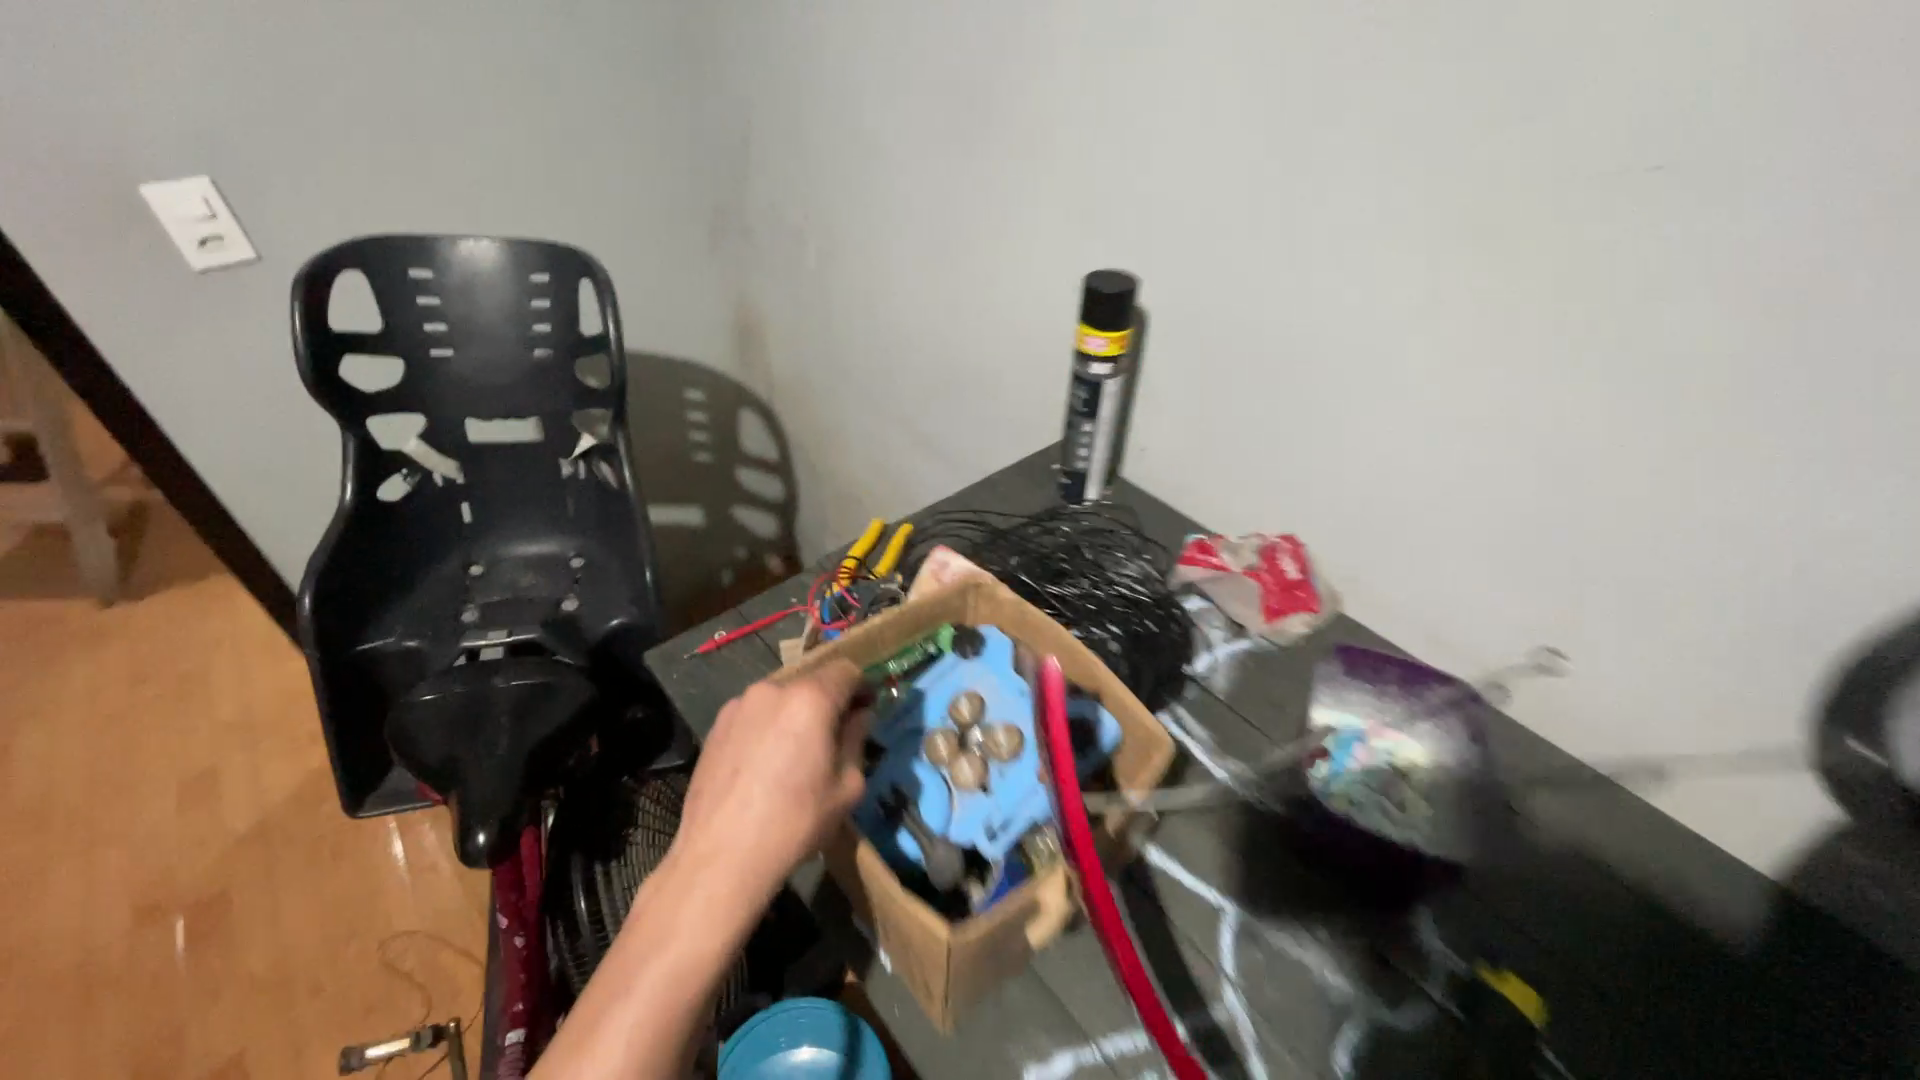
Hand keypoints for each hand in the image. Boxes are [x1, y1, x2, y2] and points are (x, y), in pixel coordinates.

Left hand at [670, 661, 870, 899]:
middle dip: (827, 703)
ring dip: (795, 715)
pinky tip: (764, 766)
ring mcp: (739, 705)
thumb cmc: (795, 822)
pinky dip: (767, 728)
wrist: (721, 855)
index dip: (862, 688)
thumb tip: (858, 717)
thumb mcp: (847, 786)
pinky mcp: (716, 725)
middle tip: (832, 739)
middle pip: (811, 682)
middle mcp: (772, 690)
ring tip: (793, 757)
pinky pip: (754, 715)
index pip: (846, 670)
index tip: (865, 712)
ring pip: (780, 699)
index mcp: (810, 699)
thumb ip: (857, 740)